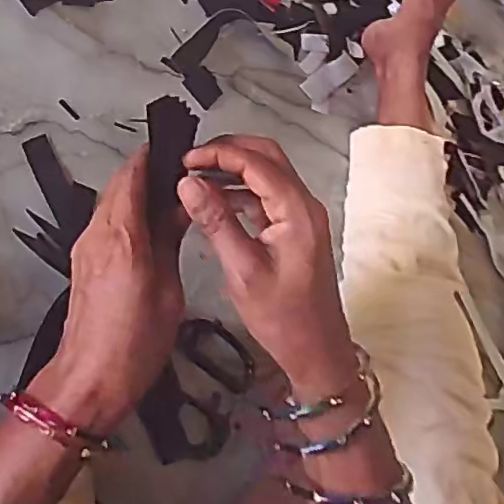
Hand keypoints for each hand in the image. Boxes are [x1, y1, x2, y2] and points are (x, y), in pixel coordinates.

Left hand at [34, 147, 184, 431]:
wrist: (89, 381)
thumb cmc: (134, 343)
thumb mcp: (169, 289)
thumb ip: (171, 240)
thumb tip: (181, 206)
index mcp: (122, 236)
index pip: (131, 175)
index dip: (151, 156)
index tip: (173, 151)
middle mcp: (97, 234)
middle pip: (118, 184)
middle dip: (145, 172)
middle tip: (178, 175)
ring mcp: (85, 247)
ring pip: (110, 202)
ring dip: (135, 193)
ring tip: (168, 201)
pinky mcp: (82, 261)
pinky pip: (105, 222)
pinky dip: (126, 213)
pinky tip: (149, 227)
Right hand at [178, 136, 358, 398]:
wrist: (316, 351)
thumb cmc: (285, 319)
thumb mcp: (242, 270)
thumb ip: (216, 221)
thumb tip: (188, 184)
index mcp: (297, 211)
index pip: (256, 162)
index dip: (219, 154)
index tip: (187, 160)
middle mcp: (304, 205)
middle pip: (266, 156)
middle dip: (228, 151)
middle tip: (192, 160)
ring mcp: (301, 215)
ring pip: (266, 172)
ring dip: (232, 169)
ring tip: (197, 179)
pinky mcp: (293, 226)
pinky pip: (265, 194)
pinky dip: (239, 190)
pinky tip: (214, 201)